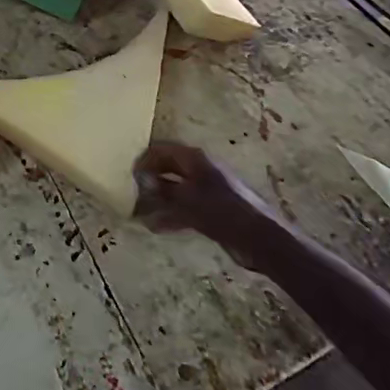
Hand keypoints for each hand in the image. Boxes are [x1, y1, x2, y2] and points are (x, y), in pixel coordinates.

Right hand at [134, 143, 278, 243]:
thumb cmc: (223, 210)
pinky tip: (156, 227)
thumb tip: (142, 180)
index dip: (144, 159)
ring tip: (139, 213)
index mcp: (194, 158)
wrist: (260, 239)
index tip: (129, 175)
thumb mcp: (188, 199)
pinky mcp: (210, 211)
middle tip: (131, 193)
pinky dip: (169, 215)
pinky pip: (183, 208)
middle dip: (149, 180)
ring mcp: (205, 191)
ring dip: (157, 201)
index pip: (162, 150)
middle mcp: (199, 170)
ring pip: (174, 190)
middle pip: (167, 168)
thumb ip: (163, 190)